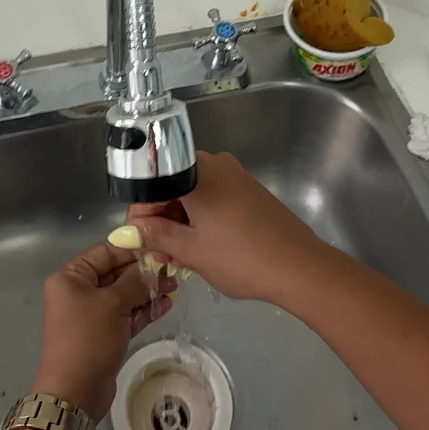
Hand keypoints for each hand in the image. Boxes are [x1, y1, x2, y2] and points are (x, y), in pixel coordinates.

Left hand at [30, 241, 176, 419]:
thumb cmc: (88, 338)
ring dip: (148, 291)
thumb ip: (135, 282)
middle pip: (116, 273)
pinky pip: (126, 315)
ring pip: (124, 295)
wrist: (75, 392)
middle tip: (172, 269)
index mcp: (72, 277)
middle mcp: (80, 291)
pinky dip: (144, 310)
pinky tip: (166, 304)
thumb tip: (153, 267)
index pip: (105, 252)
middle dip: (144, 271)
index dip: (132, 249)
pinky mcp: (104, 334)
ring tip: (174, 286)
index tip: (159, 246)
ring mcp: (92, 314)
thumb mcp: (113, 304)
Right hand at [123, 151, 334, 304]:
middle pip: (173, 186)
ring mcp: (235, 175)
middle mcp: (215, 164)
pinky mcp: (249, 189)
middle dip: (161, 219)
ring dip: (181, 221)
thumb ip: (157, 236)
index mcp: (195, 172)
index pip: (152, 184)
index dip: (140, 213)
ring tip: (177, 257)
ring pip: (194, 193)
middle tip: (157, 253)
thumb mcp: (191, 250)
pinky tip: (201, 246)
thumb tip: (129, 232)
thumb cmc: (241, 257)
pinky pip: (214, 197)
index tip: (137, 239)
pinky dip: (202, 218)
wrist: (299, 265)